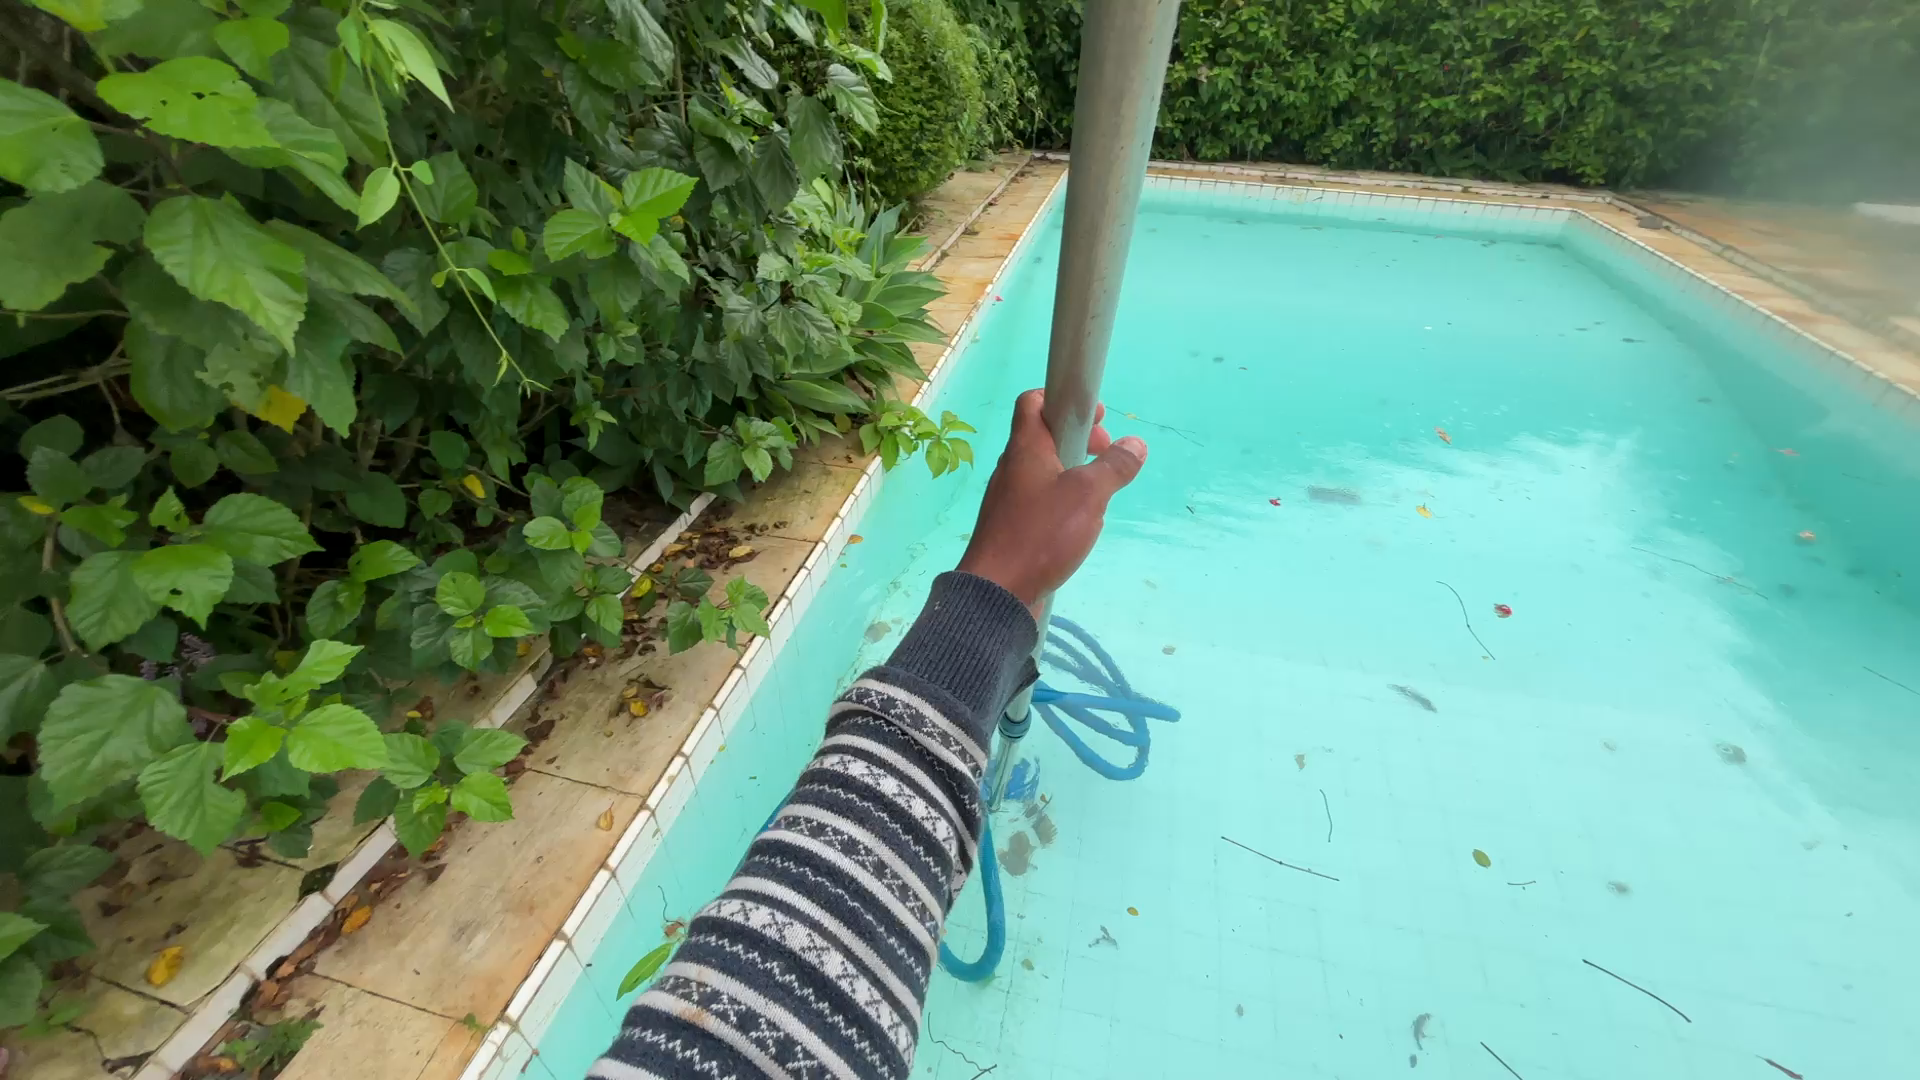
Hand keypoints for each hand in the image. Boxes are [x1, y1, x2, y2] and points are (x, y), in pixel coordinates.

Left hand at [956, 389, 1147, 611]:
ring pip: (1044, 472)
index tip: (1095, 417)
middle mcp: (1011, 468)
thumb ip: (1113, 467)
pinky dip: (1062, 503)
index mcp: (1025, 448)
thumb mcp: (1088, 495)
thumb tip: (1134, 444)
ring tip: (1098, 496)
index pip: (1033, 401)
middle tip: (1105, 457)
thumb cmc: (1041, 533)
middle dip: (1079, 440)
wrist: (997, 592)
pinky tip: (1078, 527)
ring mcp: (1008, 499)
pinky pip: (1040, 502)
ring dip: (1073, 475)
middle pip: (1044, 437)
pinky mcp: (1010, 527)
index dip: (1063, 398)